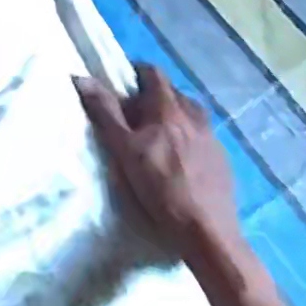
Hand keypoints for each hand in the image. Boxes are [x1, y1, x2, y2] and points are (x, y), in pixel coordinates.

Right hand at [74, 64, 238, 254]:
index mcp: (169, 108)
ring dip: (171, 116)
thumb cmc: (160, 187)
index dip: (135, 73)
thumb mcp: (124, 148)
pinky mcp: (223, 159)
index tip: (121, 87)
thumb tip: (82, 77)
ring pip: (188, 113)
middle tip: (133, 117)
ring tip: (156, 137)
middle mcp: (194, 115)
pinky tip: (178, 160)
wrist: (208, 233)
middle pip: (171, 92)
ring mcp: (212, 138)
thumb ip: (104, 111)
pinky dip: (187, 136)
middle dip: (151, 97)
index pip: (153, 72)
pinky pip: (201, 135)